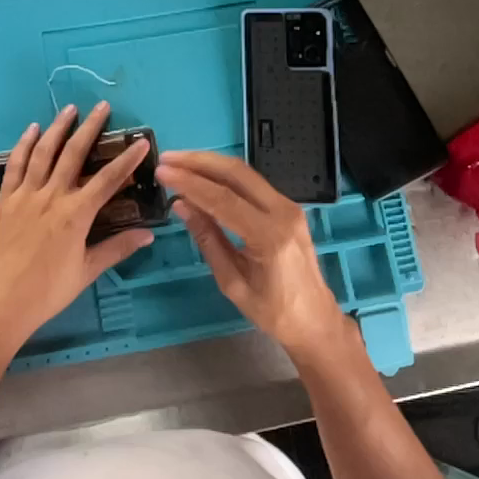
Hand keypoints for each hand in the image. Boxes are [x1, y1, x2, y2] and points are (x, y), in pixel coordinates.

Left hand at [0, 103, 154, 356]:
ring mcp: (25, 195)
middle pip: (74, 154)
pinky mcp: (5, 200)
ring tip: (70, 109)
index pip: (108, 180)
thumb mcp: (86, 271)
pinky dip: (24, 145)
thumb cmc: (47, 292)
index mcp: (76, 215)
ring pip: (44, 152)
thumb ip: (117, 248)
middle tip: (102, 107)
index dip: (127, 159)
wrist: (0, 303)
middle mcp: (52, 197)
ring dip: (58, 128)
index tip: (141, 142)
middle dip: (90, 128)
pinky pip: (15, 165)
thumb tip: (148, 235)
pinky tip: (32, 130)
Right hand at [156, 150, 351, 360]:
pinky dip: (224, 175)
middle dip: (198, 162)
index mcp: (270, 236)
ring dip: (210, 163)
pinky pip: (252, 183)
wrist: (316, 320)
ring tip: (179, 161)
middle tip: (167, 158)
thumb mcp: (232, 282)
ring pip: (245, 173)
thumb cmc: (274, 312)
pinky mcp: (288, 207)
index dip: (190, 183)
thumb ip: (208, 240)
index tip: (162, 172)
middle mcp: (283, 212)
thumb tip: (181, 205)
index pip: (223, 199)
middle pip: (236, 173)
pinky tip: (204, 176)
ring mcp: (289, 206)